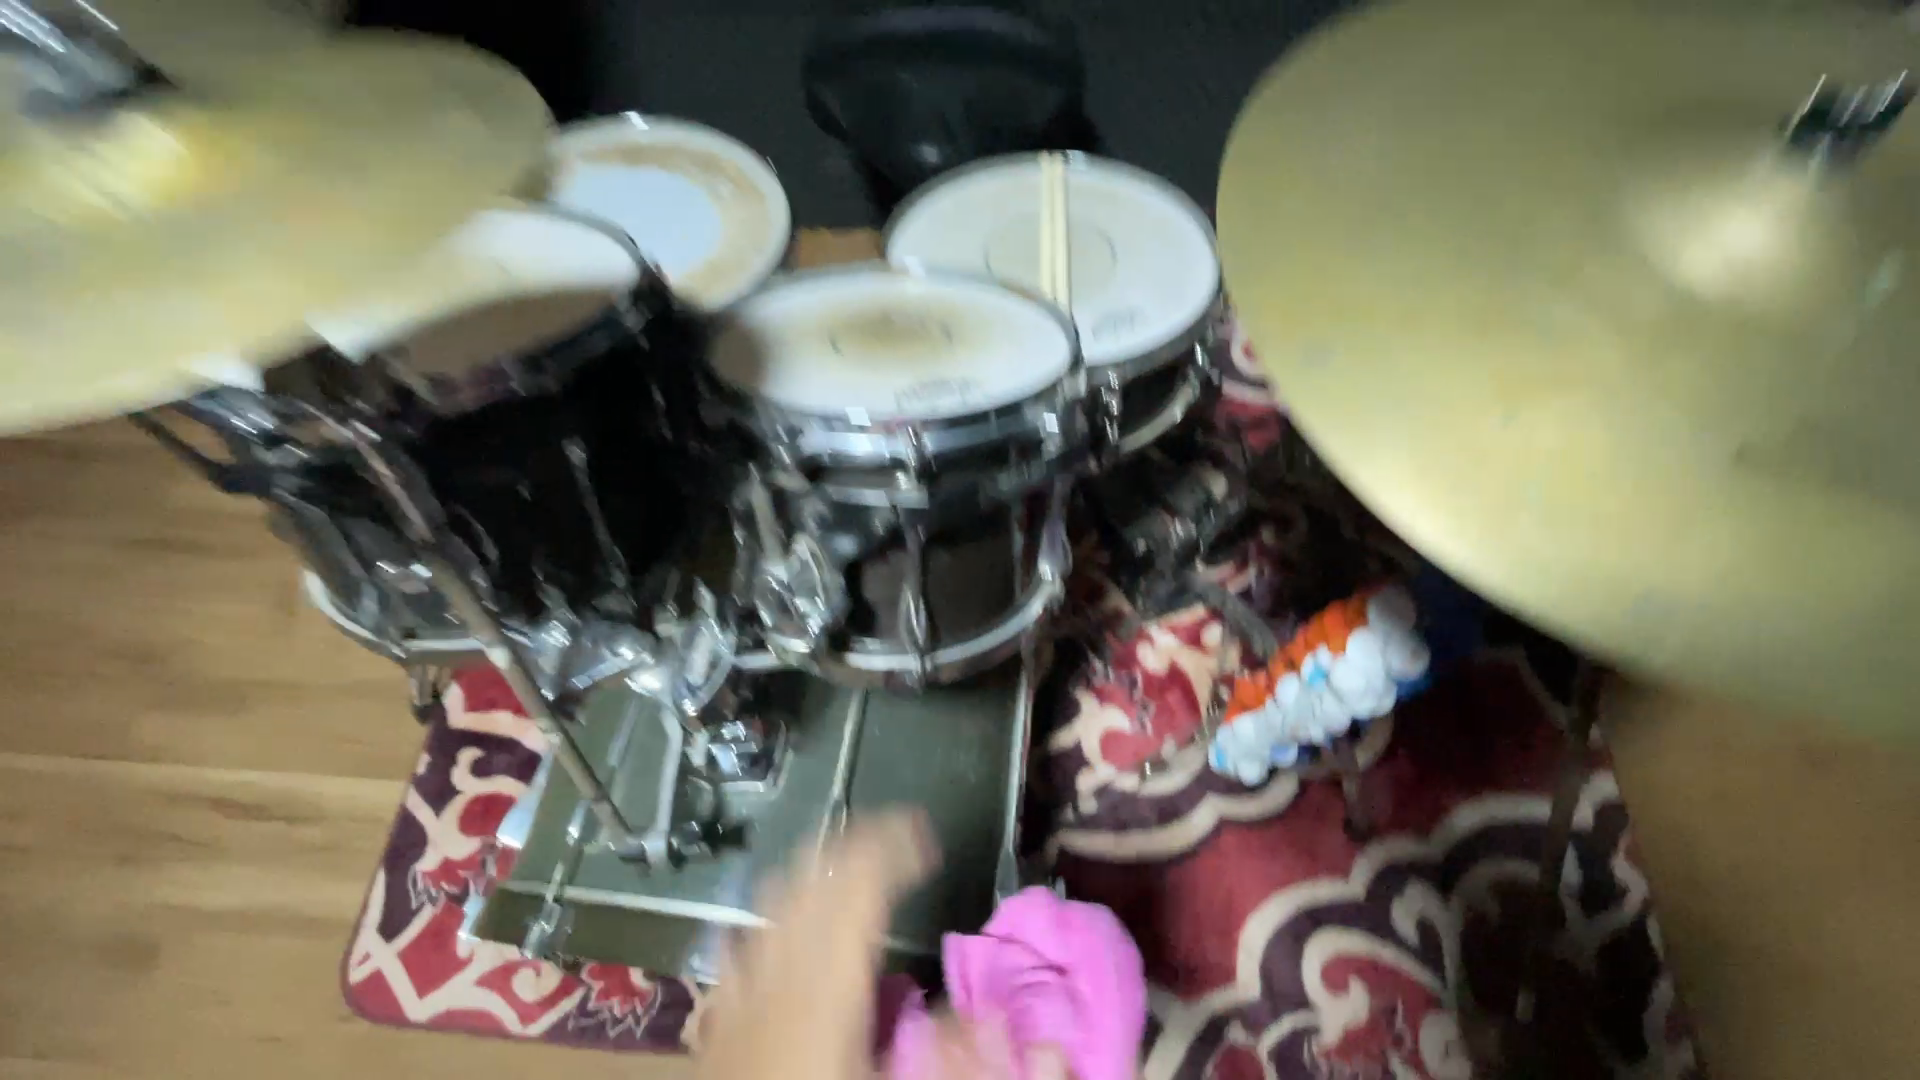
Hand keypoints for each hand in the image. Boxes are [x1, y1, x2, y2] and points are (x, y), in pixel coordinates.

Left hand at [695, 812, 937, 1079]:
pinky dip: (772, 913)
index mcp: (828, 983)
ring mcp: (742, 986)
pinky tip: (780, 923)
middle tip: (895, 838)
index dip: (892, 846)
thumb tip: (990, 1015)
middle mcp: (781, 969)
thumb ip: (945, 1059)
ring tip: (846, 863)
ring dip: (813, 871)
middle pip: (813, 877)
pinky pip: (744, 938)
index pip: (860, 885)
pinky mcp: (719, 1011)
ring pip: (775, 897)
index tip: (924, 834)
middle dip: (855, 844)